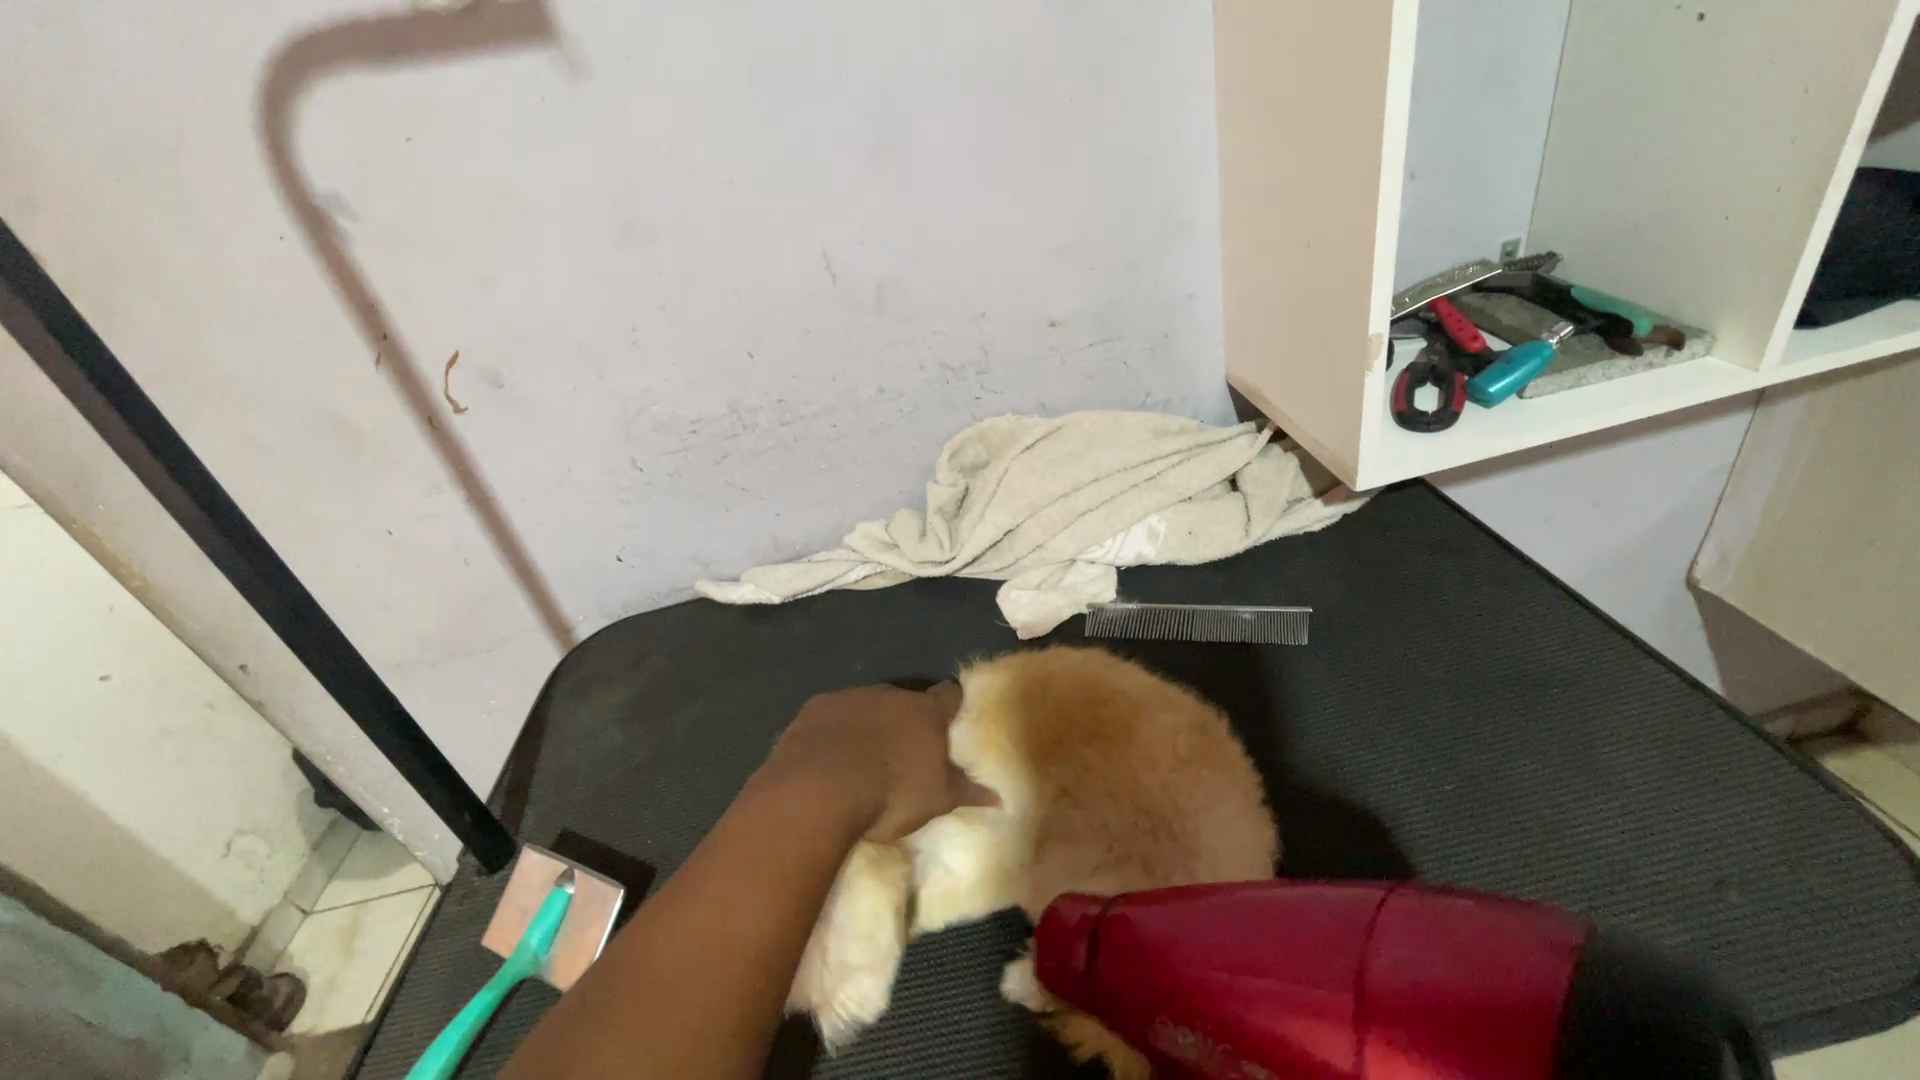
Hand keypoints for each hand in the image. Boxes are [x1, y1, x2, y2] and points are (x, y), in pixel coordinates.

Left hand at [763, 682, 998, 840]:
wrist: (819, 787)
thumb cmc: (890, 793)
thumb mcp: (936, 800)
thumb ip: (967, 792)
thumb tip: (999, 797)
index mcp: (925, 712)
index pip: (949, 695)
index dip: (952, 705)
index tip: (951, 719)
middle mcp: (891, 695)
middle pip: (905, 702)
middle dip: (906, 722)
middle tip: (905, 752)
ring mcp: (851, 697)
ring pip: (867, 707)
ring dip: (868, 726)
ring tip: (862, 760)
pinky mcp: (815, 708)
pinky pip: (832, 716)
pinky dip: (834, 732)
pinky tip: (828, 758)